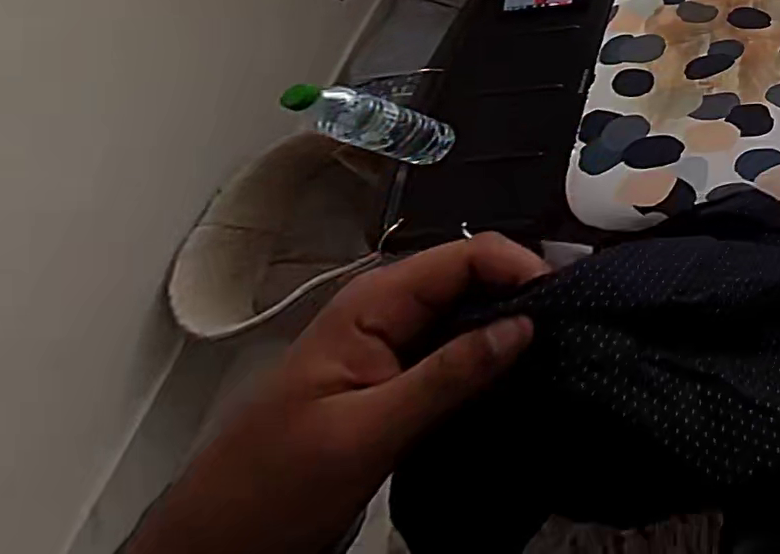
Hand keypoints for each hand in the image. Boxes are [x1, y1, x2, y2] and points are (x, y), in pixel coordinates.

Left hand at [129, 233, 549, 553]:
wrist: (209, 550)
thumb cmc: (269, 489)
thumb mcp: (364, 433)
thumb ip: (449, 374)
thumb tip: (526, 325)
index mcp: (375, 302)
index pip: (469, 255)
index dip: (520, 266)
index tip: (562, 299)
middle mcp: (391, 308)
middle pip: (478, 274)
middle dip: (526, 290)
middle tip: (570, 322)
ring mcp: (399, 339)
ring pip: (476, 307)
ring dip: (515, 320)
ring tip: (557, 342)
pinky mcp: (407, 370)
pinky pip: (466, 341)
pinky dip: (497, 349)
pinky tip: (522, 367)